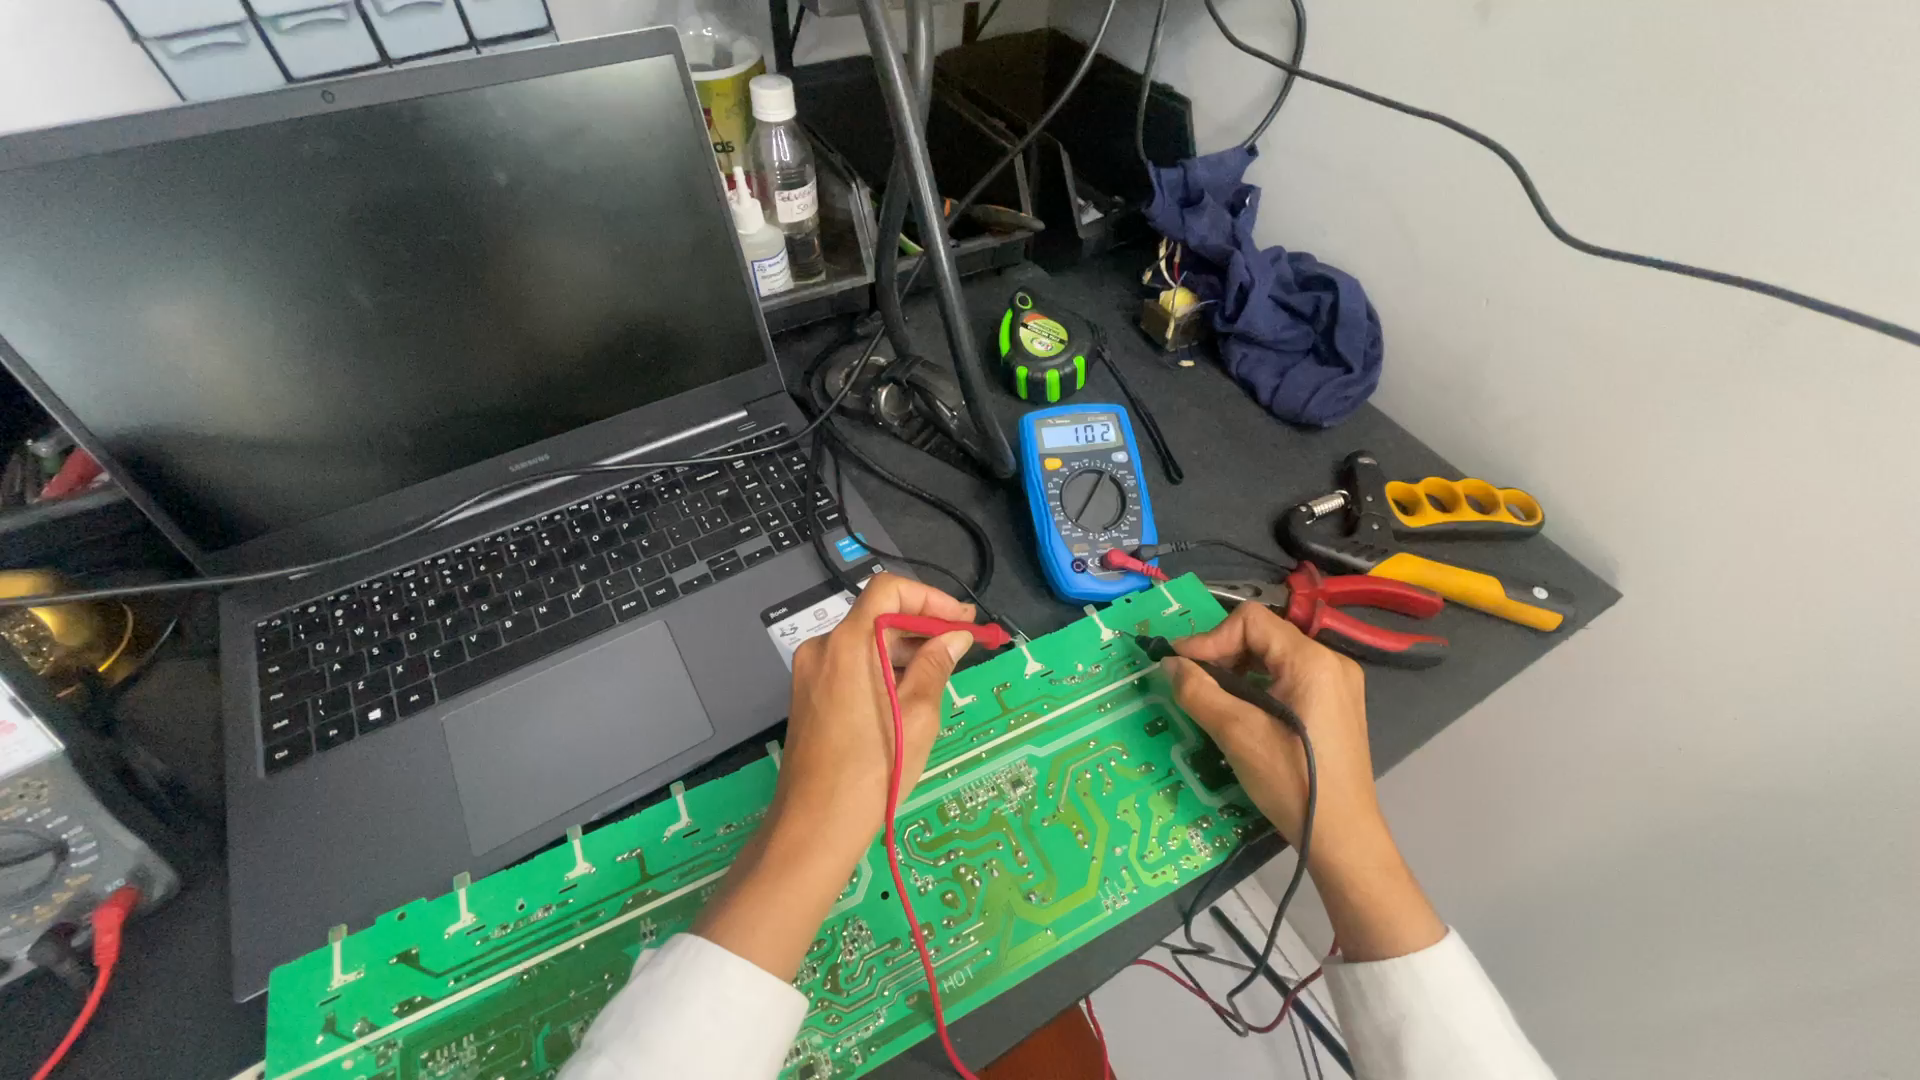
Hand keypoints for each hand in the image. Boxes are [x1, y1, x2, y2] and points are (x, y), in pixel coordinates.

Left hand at [694, 573, 975, 979]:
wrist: (815, 827)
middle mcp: (823, 648)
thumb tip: (954, 636)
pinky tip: (909, 693)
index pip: (888, 590)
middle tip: (962, 645)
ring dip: (904, 649)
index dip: (930, 597)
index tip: (961, 620)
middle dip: (922, 625)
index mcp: (848, 644)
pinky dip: (882, 668)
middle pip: (877, 615)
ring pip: (865, 642)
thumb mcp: (919, 715)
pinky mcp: (809, 695)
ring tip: (941, 673)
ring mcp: (811, 672)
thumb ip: (935, 665)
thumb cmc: (875, 771)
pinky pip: (851, 665)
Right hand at [1163, 603, 1444, 961]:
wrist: (1343, 837)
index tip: (1180, 666)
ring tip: (1213, 697)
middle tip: (1193, 682)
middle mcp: (1331, 661)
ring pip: (1272, 655)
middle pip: (1262, 634)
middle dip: (1222, 653)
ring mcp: (1337, 683)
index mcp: (1312, 661)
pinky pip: (1286, 675)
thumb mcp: (1236, 733)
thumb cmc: (1290, 781)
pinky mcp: (1334, 703)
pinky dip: (1256, 684)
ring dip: (1236, 669)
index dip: (1210, 638)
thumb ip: (1197, 690)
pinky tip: (1241, 710)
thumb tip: (1169, 663)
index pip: (1250, 621)